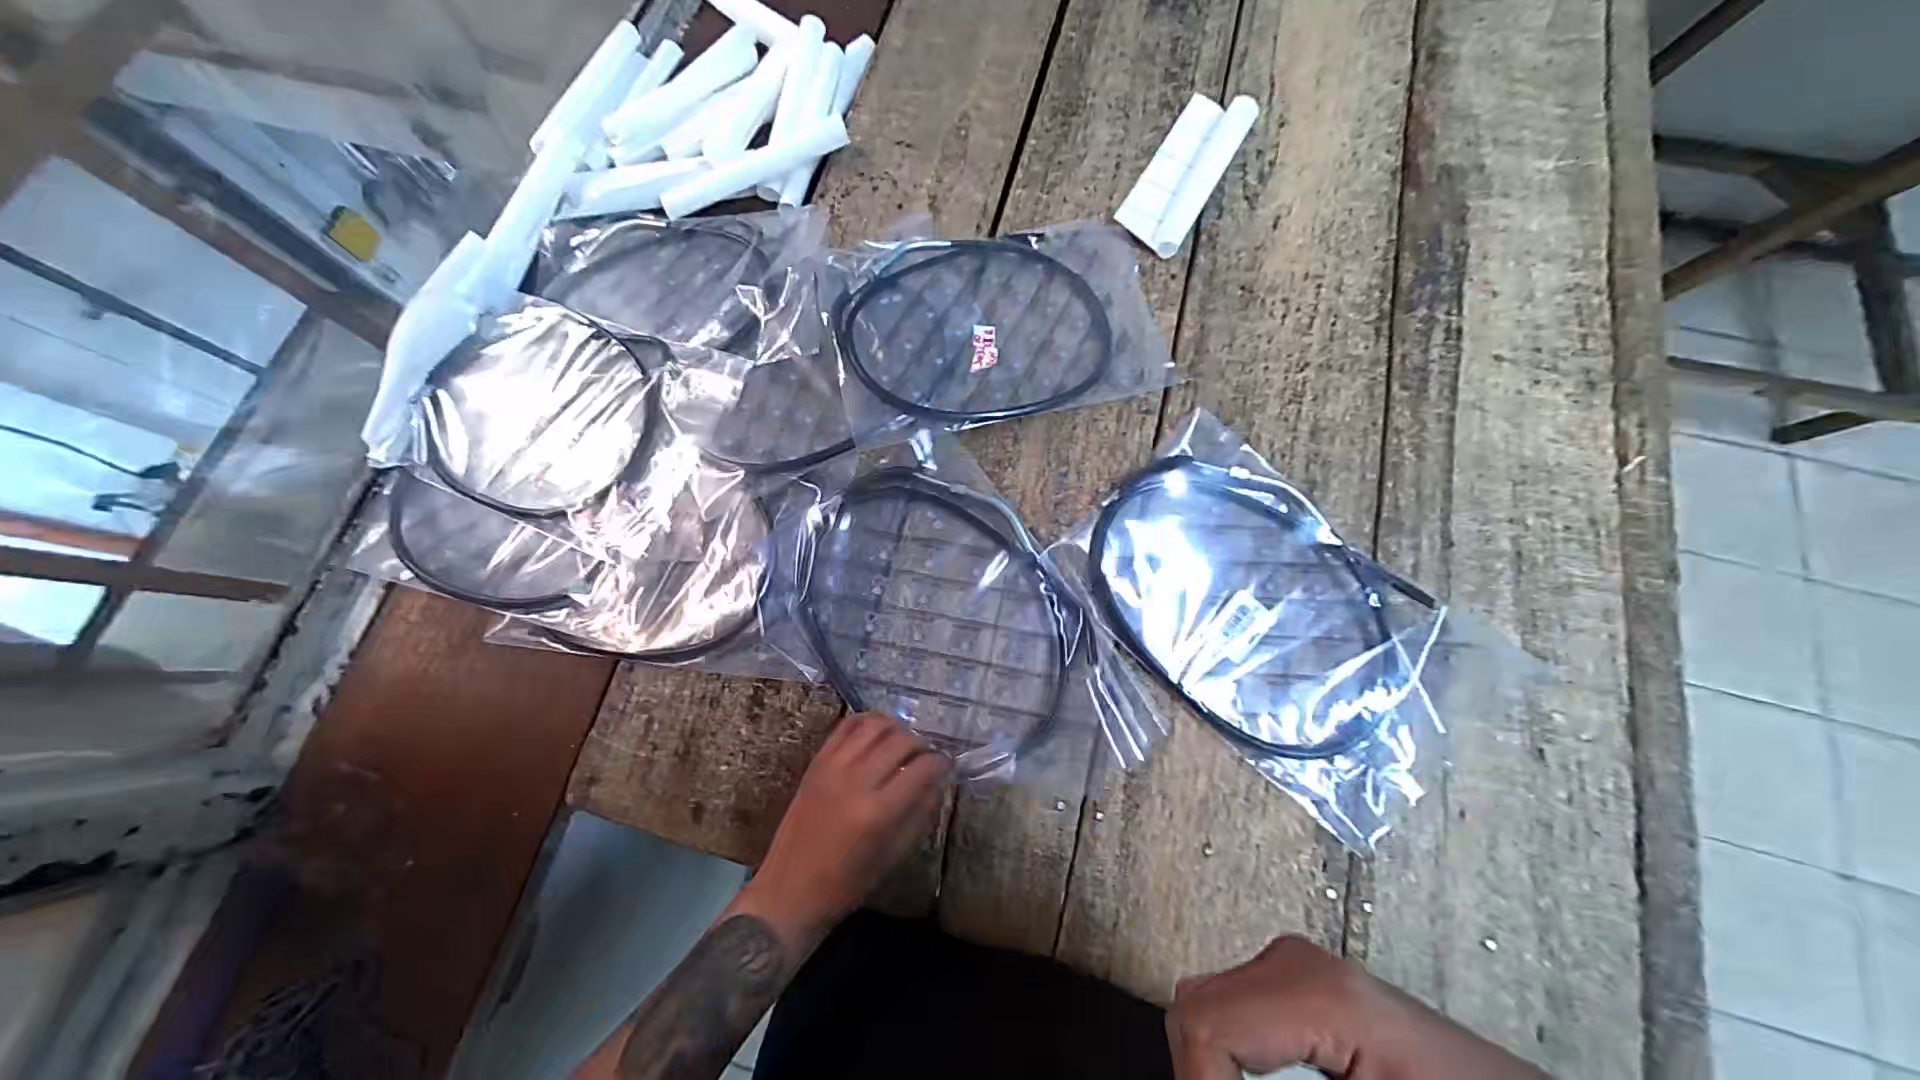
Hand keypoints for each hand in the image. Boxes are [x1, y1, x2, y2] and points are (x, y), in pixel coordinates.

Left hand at [733, 712, 950, 941]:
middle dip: (923, 745)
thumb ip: (919, 815)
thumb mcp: (893, 856)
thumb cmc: (846, 885)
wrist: (789, 891)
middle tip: (927, 757)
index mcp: (878, 811)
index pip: (923, 769)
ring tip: (903, 743)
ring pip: (875, 725)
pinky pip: (846, 726)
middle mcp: (856, 780)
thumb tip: (938, 783)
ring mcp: (833, 767)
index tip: (947, 766)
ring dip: (897, 729)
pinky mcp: (816, 762)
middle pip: (901, 741)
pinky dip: (867, 722)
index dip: (942, 763)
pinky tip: (877, 734)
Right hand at [1165, 936, 1551, 1079]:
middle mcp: (1295, 963)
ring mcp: (1295, 965)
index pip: (1203, 1023)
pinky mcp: (1298, 981)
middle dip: (1202, 1074)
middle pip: (1194, 1009)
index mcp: (1320, 996)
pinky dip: (1235, 1059)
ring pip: (1204, 1007)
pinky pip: (1232, 1011)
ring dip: (1218, 1068)